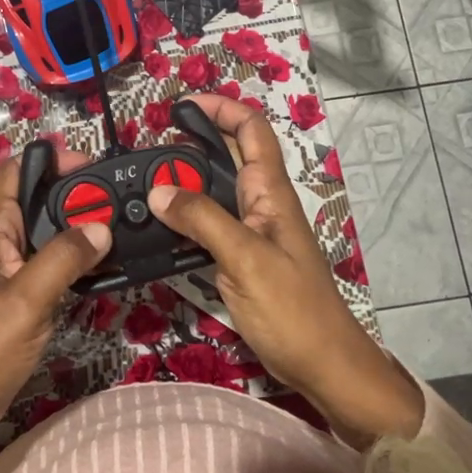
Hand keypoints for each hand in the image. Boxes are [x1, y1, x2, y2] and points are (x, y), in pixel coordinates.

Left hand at [0, 149, 111, 460]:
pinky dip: (79, 263)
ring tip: (127, 227)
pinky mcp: (23, 300)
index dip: (50, 159)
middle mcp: (2, 243)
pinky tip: (109, 267)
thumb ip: (61, 261)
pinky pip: (55, 269)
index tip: (93, 164)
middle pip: (41, 202)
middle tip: (124, 198)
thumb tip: (102, 226)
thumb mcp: (22, 303)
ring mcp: (13, 273)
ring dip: (82, 230)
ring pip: (51, 236)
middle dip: (78, 194)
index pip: (17, 173)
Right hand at [150, 94, 423, 443]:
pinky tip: (160, 224)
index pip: (252, 129)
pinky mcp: (242, 257)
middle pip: (229, 154)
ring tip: (146, 181)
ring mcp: (252, 231)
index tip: (181, 106)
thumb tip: (159, 190)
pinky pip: (210, 222)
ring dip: (184, 179)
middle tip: (149, 148)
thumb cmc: (292, 309)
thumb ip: (202, 220)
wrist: (325, 367)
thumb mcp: (244, 259)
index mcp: (271, 192)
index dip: (221, 108)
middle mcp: (262, 203)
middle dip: (192, 141)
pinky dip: (185, 215)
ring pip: (216, 189)